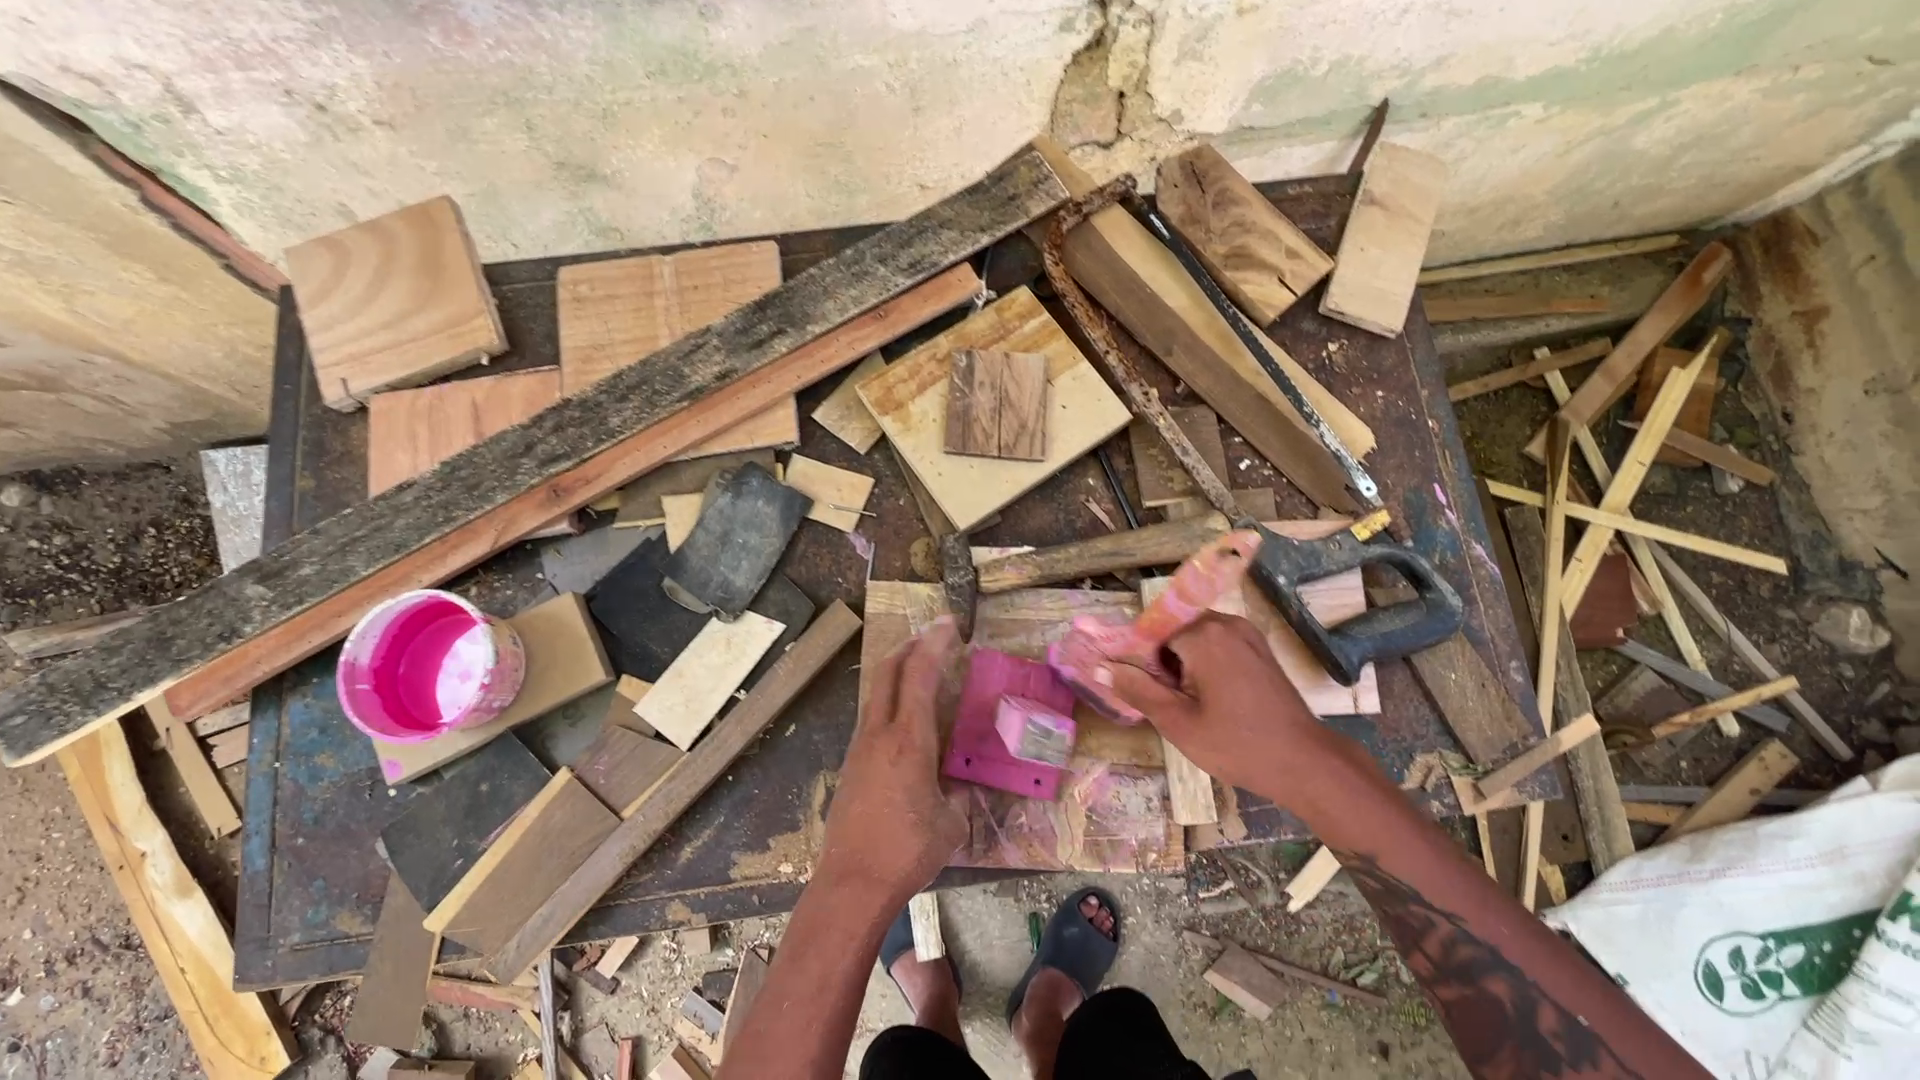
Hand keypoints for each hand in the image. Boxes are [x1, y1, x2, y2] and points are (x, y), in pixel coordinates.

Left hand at [816, 617, 968, 905]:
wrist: (852, 882)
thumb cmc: (908, 851)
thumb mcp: (951, 823)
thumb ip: (956, 795)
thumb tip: (957, 785)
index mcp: (909, 740)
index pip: (920, 675)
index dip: (934, 643)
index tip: (947, 624)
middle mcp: (879, 734)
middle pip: (888, 671)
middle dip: (909, 646)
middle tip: (932, 637)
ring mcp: (859, 748)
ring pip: (876, 693)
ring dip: (896, 673)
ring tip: (920, 672)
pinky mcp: (850, 766)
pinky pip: (872, 718)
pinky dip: (889, 702)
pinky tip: (904, 720)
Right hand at [1101, 613, 1339, 798]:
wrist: (1304, 762)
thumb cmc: (1237, 745)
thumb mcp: (1177, 723)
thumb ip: (1137, 690)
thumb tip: (1101, 667)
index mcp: (1204, 634)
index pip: (1148, 628)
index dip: (1129, 651)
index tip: (1118, 677)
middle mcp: (1225, 623)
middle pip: (1170, 628)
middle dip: (1154, 658)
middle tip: (1152, 698)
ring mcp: (1245, 634)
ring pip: (1192, 636)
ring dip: (1176, 661)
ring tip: (1177, 702)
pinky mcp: (1257, 648)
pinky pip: (1214, 644)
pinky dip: (1198, 663)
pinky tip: (1200, 697)